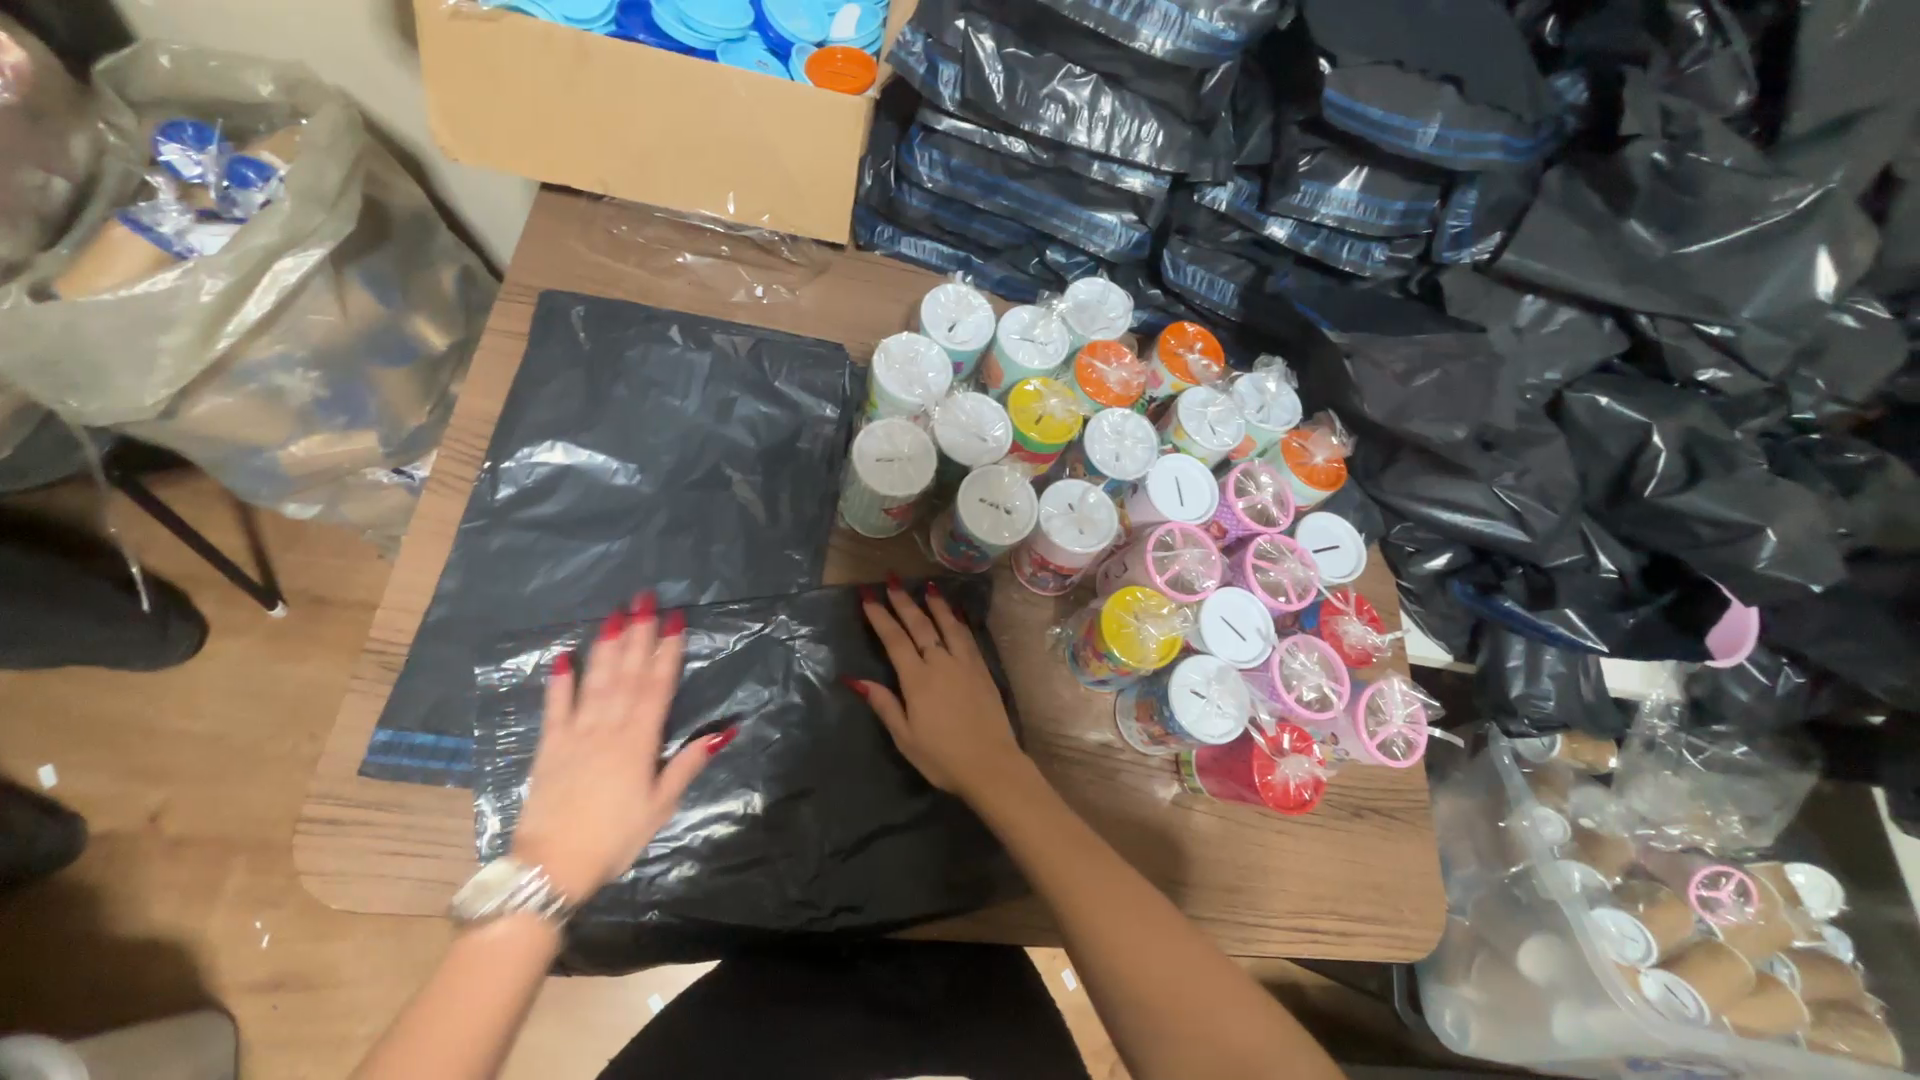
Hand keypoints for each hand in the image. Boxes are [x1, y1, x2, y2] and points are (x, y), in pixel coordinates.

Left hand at [510, 594, 734, 900]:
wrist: (552, 866)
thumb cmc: (614, 839)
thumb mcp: (660, 807)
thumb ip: (687, 765)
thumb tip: (725, 731)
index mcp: (639, 742)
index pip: (657, 686)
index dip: (666, 651)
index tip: (674, 619)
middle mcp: (608, 728)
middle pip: (626, 674)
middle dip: (637, 635)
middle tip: (644, 600)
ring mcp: (575, 734)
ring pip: (595, 681)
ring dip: (606, 646)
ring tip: (615, 614)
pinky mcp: (549, 746)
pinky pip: (555, 706)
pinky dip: (560, 681)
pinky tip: (563, 656)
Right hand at [849, 577, 1027, 799]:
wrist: (991, 765)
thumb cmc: (942, 758)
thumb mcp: (905, 738)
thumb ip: (884, 704)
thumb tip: (856, 679)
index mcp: (917, 680)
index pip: (894, 640)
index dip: (880, 617)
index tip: (868, 597)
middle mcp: (941, 664)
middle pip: (920, 626)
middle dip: (903, 602)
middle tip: (891, 581)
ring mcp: (965, 665)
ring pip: (948, 626)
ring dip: (935, 605)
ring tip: (926, 586)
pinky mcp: (983, 671)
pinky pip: (968, 638)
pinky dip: (959, 621)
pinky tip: (956, 614)